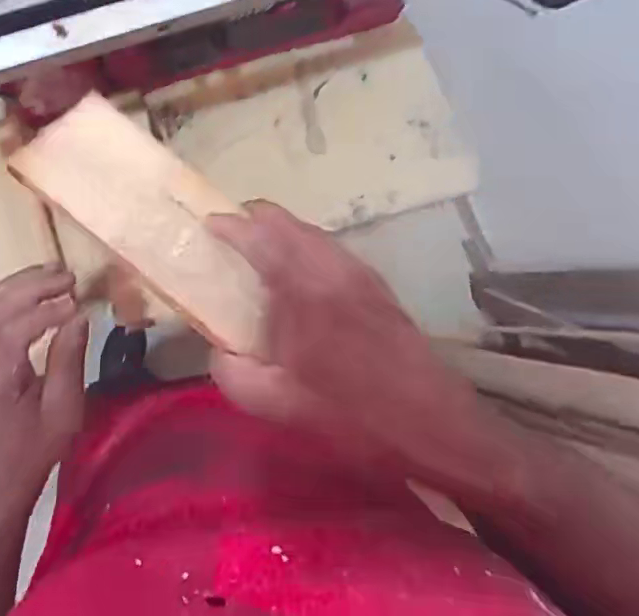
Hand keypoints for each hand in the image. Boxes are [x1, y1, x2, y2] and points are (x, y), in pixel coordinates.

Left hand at [0, 266, 89, 495]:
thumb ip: (68, 362)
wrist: (3, 468)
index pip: (9, 335)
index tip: (75, 302)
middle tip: (69, 278)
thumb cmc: (38, 443)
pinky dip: (13, 291)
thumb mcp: (64, 411)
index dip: (43, 313)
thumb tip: (79, 317)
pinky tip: (38, 282)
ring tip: (56, 271)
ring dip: (22, 282)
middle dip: (32, 288)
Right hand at [207, 203, 524, 499]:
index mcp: (305, 289)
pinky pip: (329, 248)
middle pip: (286, 221)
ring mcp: (358, 270)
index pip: (260, 235)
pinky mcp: (375, 281)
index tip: (206, 224)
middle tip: (227, 239)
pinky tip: (297, 278)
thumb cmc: (353, 416)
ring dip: (280, 233)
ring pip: (310, 232)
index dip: (229, 224)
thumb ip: (234, 372)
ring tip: (257, 257)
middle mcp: (332, 266)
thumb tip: (218, 346)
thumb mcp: (279, 405)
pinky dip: (303, 247)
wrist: (431, 420)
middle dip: (253, 220)